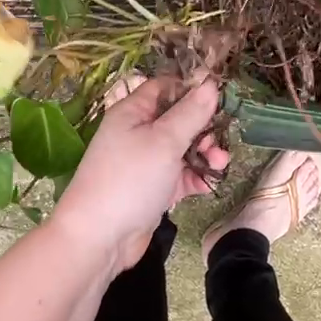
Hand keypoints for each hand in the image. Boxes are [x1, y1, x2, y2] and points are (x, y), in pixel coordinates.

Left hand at [50, 77, 226, 267]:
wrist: (101, 237)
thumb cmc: (130, 180)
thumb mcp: (164, 140)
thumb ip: (190, 113)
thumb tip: (210, 84)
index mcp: (133, 113)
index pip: (165, 88)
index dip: (191, 90)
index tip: (218, 99)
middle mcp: (138, 134)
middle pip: (179, 120)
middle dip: (204, 129)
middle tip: (216, 143)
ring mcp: (146, 163)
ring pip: (183, 150)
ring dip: (205, 155)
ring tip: (219, 165)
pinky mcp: (154, 189)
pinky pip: (181, 176)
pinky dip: (196, 178)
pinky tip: (207, 185)